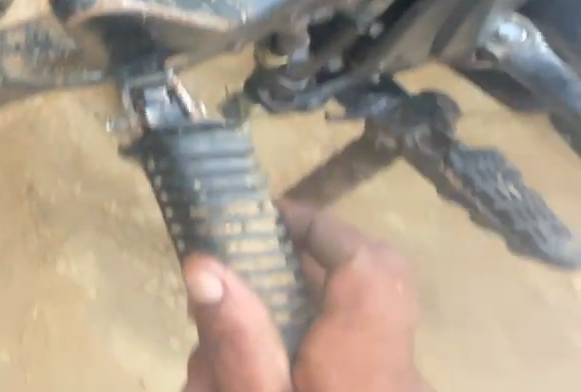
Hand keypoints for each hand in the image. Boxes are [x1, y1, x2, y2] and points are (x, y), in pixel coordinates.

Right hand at [182, 201, 425, 391]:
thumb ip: (233, 338)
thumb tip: (204, 260)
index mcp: (368, 367)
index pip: (374, 266)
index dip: (321, 226)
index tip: (255, 218)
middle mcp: (391, 376)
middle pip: (325, 299)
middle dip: (252, 297)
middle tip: (201, 325)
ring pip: (311, 337)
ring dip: (251, 343)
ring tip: (208, 382)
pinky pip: (318, 369)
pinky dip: (269, 370)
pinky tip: (231, 389)